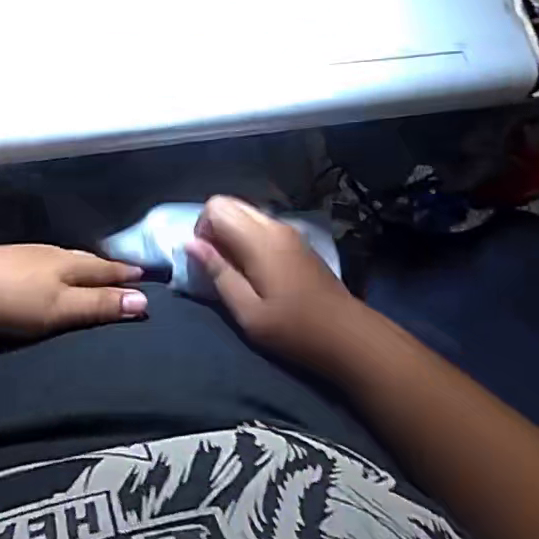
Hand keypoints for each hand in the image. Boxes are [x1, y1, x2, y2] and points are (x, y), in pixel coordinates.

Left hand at [0, 245, 147, 338]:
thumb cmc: (13, 301)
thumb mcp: (61, 309)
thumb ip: (100, 305)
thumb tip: (144, 300)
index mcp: (69, 265)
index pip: (105, 270)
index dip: (125, 275)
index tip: (145, 276)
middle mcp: (52, 253)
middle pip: (87, 259)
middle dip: (108, 266)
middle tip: (126, 271)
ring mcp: (27, 253)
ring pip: (65, 256)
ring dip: (84, 263)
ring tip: (94, 268)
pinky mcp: (6, 259)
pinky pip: (46, 258)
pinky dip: (60, 264)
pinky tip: (52, 268)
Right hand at [185, 196, 369, 374]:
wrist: (348, 335)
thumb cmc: (294, 329)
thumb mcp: (248, 312)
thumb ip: (218, 273)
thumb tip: (190, 244)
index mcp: (259, 239)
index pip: (216, 206)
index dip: (202, 229)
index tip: (207, 261)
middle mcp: (275, 226)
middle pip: (231, 203)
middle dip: (214, 228)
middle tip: (218, 266)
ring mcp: (290, 232)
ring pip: (247, 213)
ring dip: (232, 233)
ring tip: (236, 271)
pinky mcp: (299, 242)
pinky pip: (263, 225)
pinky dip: (249, 238)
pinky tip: (257, 272)